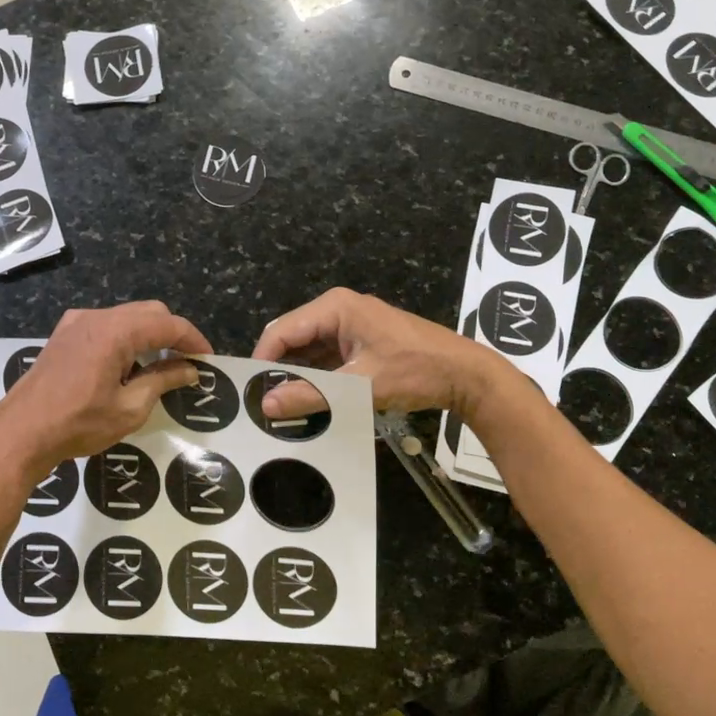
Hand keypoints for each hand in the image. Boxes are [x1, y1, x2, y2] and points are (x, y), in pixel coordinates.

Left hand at [0, 302, 211, 479]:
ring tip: (158, 369)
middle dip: (172, 333)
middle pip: (148, 312)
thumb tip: (190, 369)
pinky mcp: (63, 334)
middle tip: (187, 363)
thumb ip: (163, 380)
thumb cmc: (77, 424)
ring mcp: (75, 323)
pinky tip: (125, 369)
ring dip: (147, 336)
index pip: (168, 324)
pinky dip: (124, 339)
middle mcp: (95, 317)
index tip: (208, 359)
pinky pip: (104, 326)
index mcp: (115, 331)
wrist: (20, 432)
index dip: (193, 339)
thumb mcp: (129, 408)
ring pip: (126, 317)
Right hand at [252, 288, 514, 419]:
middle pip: (292, 338)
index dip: (261, 360)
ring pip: (308, 350)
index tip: (247, 392)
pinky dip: (316, 378)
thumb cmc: (415, 371)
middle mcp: (338, 310)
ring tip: (279, 407)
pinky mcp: (361, 342)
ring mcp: (351, 326)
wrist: (468, 376)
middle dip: (277, 369)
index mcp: (335, 307)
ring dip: (296, 376)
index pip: (281, 331)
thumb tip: (266, 407)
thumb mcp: (360, 385)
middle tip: (260, 403)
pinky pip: (326, 358)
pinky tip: (307, 401)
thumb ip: (311, 394)